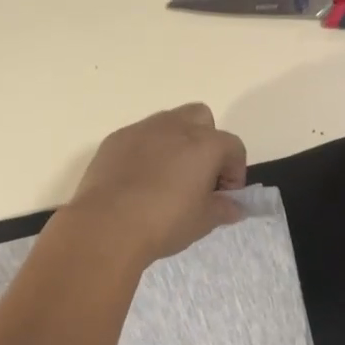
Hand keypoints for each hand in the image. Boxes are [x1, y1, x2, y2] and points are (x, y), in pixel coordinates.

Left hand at [65, 103, 247, 264]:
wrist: (108, 225)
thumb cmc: (165, 223)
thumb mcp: (202, 222)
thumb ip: (222, 209)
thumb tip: (234, 207)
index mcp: (204, 145)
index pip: (233, 146)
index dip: (235, 172)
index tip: (226, 196)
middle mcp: (175, 126)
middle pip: (202, 119)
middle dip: (207, 143)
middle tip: (200, 178)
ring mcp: (143, 129)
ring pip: (169, 123)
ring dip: (177, 144)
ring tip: (169, 180)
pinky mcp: (117, 139)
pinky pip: (141, 138)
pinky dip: (148, 153)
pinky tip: (141, 183)